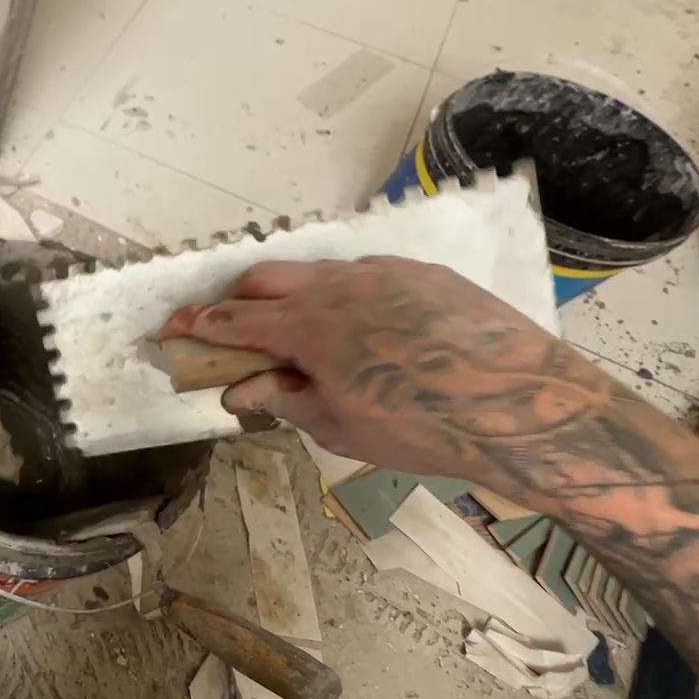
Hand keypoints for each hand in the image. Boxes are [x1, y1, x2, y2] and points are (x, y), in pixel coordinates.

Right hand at [161, 256, 622, 496]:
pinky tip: (360, 323)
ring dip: (287, 293)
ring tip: (298, 327)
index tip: (169, 327)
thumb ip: (281, 399)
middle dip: (233, 300)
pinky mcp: (421, 273)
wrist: (528, 407)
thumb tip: (239, 391)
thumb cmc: (419, 428)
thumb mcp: (337, 425)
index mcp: (306, 326)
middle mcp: (335, 287)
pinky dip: (339, 292)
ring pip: (311, 270)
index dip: (194, 325)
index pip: (231, 320)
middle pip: (261, 278)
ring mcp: (381, 273)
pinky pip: (362, 272)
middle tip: (228, 329)